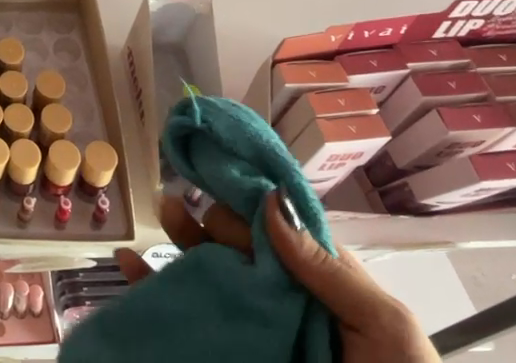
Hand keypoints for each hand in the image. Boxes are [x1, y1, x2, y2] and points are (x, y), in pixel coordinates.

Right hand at [117, 193, 438, 362]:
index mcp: (320, 284)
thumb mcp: (385, 325)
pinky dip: (151, 286)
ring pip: (207, 273)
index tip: (217, 171)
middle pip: (237, 246)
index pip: (278, 229)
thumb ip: (329, 266)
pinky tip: (130, 264)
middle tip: (186, 201)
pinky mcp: (223, 351)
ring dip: (180, 239)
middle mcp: (281, 299)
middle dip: (209, 217)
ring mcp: (251, 327)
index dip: (247, 199)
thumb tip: (270, 198)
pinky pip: (184, 316)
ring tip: (163, 212)